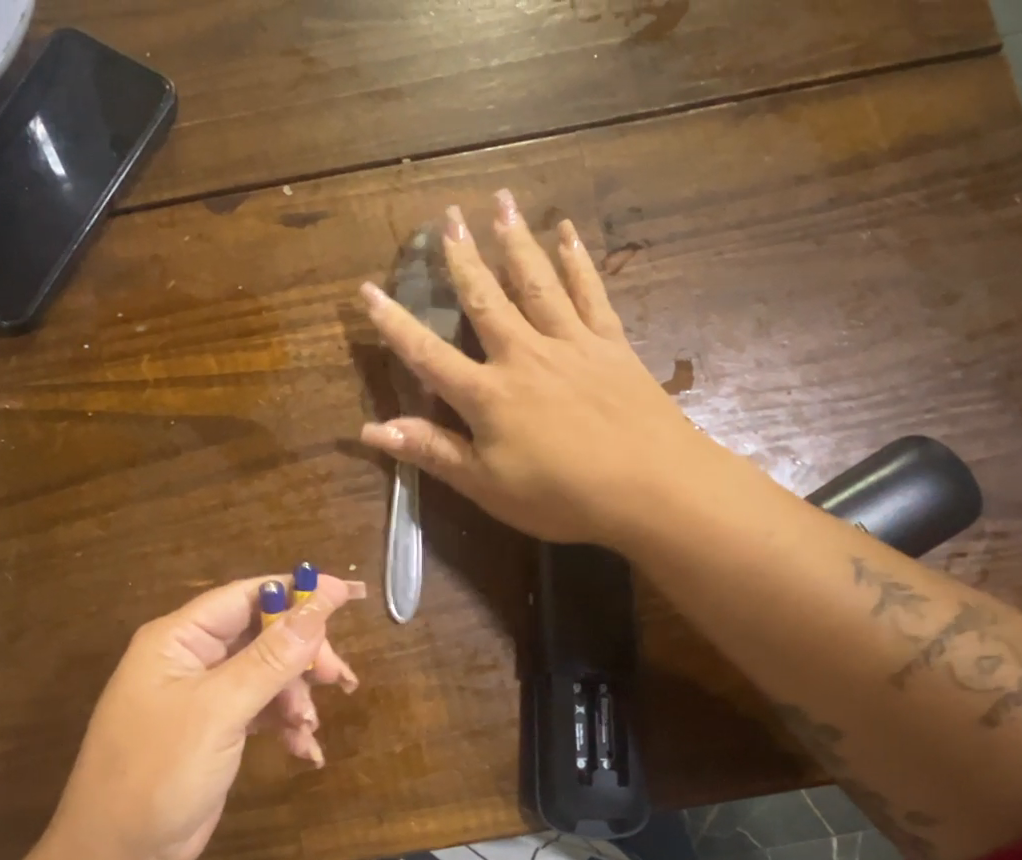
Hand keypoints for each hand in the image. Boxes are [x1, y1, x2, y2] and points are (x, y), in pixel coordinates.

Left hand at [49, 576, 362, 859]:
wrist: (121, 850)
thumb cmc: (160, 768)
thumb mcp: (220, 710)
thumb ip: (271, 658)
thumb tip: (319, 605)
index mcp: (178, 638)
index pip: (245, 596)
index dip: (296, 593)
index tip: (346, 596)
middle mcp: (190, 658)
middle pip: (260, 636)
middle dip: (301, 655)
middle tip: (339, 678)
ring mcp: (201, 696)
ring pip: (265, 675)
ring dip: (294, 697)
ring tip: (309, 727)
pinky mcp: (214, 730)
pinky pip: (259, 711)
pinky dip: (284, 725)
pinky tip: (305, 751)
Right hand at [358, 190, 724, 546]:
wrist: (654, 489)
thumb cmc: (561, 496)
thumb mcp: (486, 485)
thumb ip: (431, 450)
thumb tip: (370, 429)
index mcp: (487, 395)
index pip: (427, 354)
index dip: (394, 323)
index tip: (367, 289)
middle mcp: (524, 356)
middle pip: (485, 300)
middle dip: (462, 258)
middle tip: (446, 215)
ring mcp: (571, 344)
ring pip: (535, 283)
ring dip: (516, 242)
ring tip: (500, 202)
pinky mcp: (611, 345)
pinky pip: (590, 293)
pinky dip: (577, 261)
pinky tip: (568, 232)